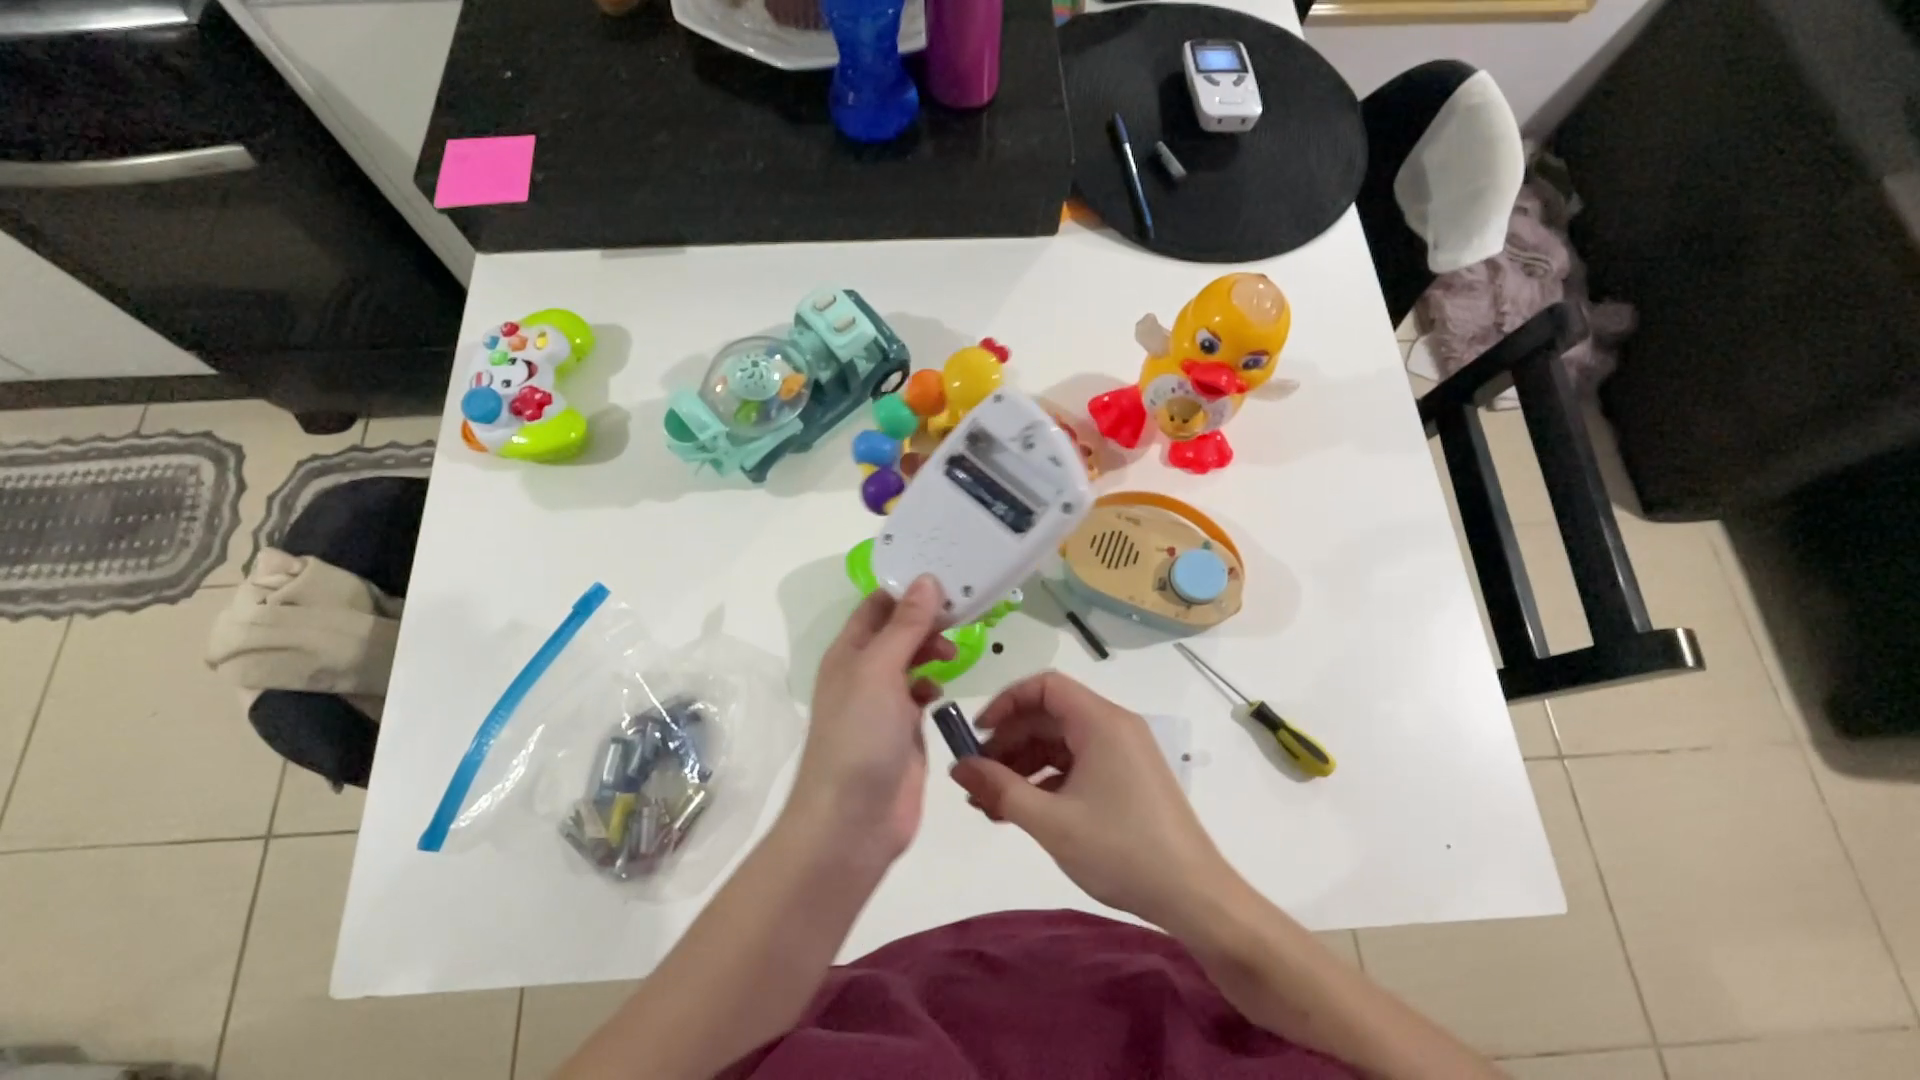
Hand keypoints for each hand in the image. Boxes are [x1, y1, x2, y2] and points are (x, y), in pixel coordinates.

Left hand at [788, 576, 954, 862]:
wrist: (852, 821)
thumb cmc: (859, 737)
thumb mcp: (879, 671)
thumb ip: (904, 626)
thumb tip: (926, 579)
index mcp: (848, 653)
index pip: (876, 605)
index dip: (906, 588)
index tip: (945, 574)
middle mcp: (864, 673)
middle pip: (897, 631)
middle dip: (926, 618)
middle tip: (963, 612)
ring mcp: (883, 704)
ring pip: (911, 662)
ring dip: (932, 650)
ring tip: (955, 651)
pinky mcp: (903, 732)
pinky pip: (920, 695)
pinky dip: (934, 685)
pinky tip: (944, 689)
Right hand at [950, 672, 1236, 929]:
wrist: (1193, 895)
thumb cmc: (1121, 850)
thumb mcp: (1050, 821)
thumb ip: (999, 789)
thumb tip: (957, 766)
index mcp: (1101, 722)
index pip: (1044, 687)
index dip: (1005, 703)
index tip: (976, 735)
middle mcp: (1114, 728)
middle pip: (1050, 716)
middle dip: (1008, 743)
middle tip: (976, 779)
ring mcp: (1124, 754)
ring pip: (1061, 744)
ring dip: (1023, 767)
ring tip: (990, 804)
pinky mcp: (1128, 780)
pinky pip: (1077, 765)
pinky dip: (1047, 781)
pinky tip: (1023, 812)